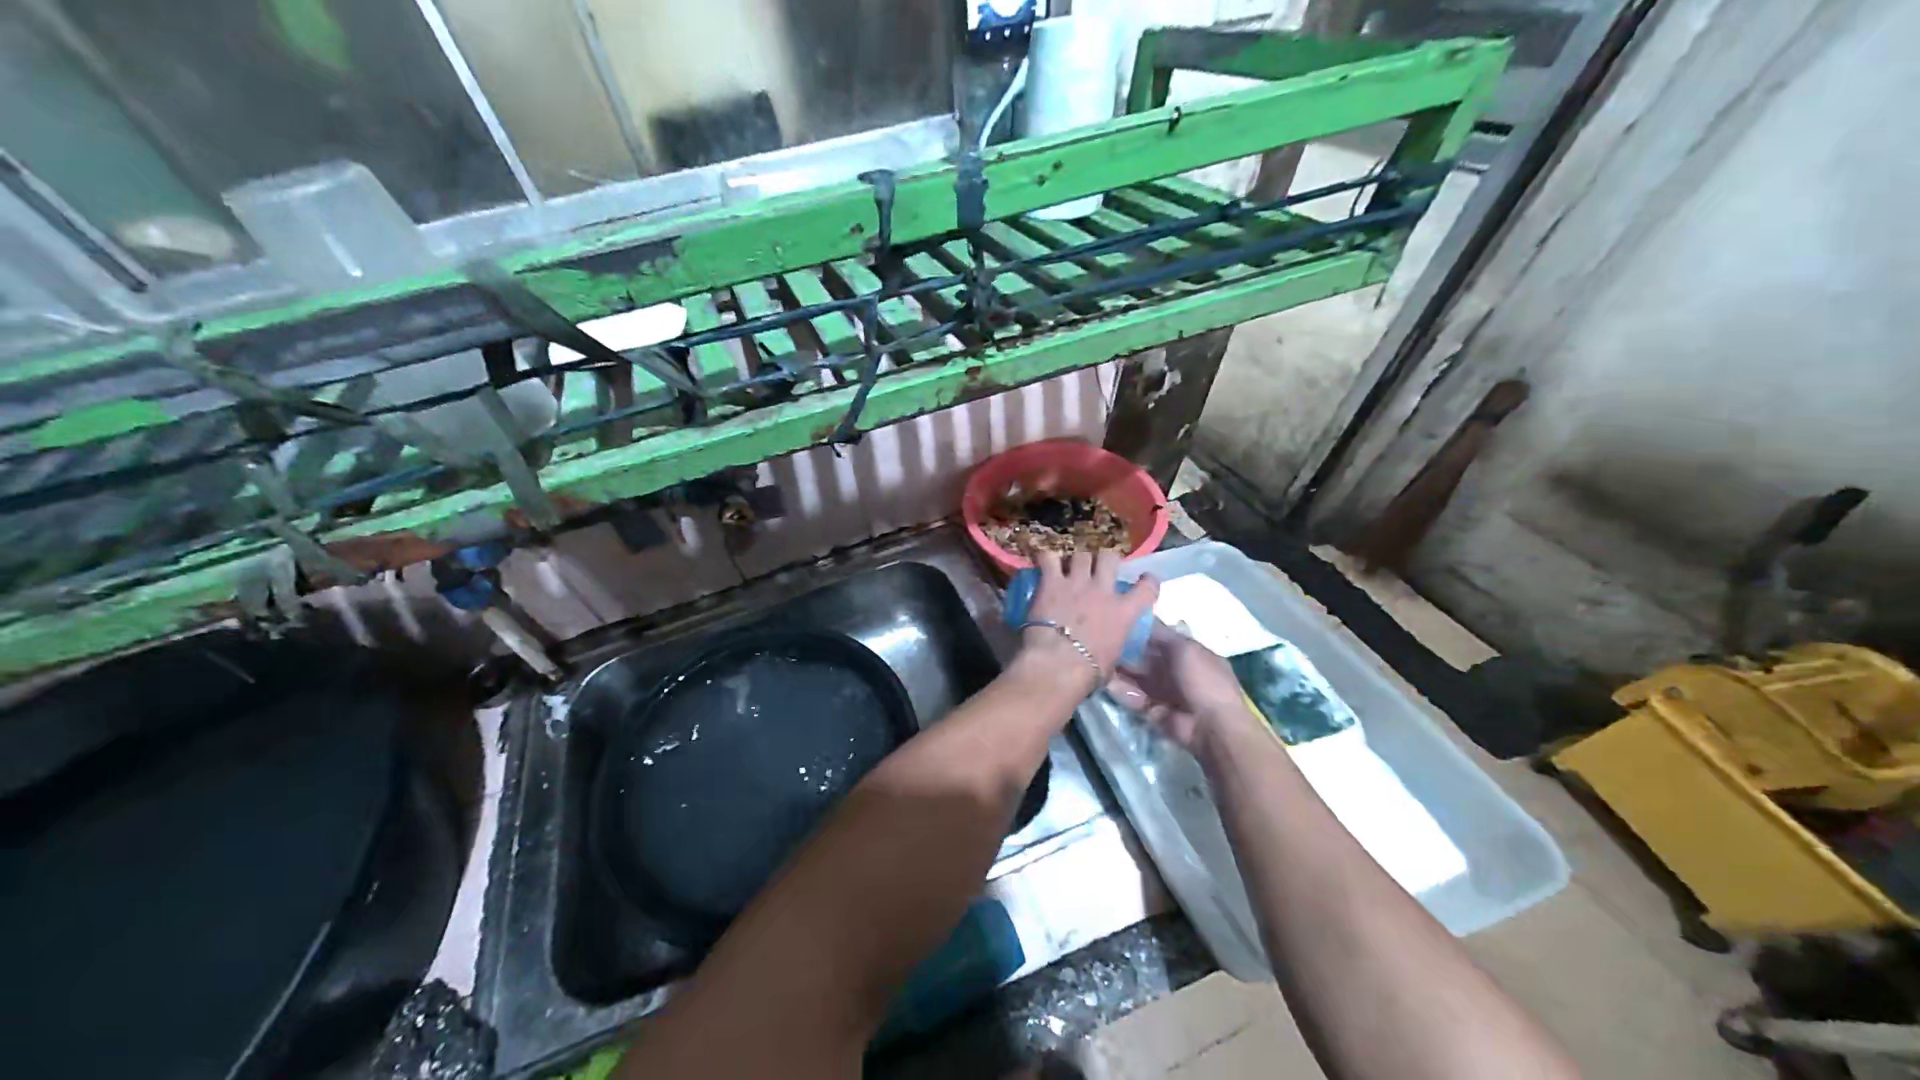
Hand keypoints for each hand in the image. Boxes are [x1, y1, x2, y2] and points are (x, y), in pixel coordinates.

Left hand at [1017, 550, 1159, 694]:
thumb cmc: (1088, 672)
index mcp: (1124, 612)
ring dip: (1076, 560)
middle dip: (1104, 560)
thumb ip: (1113, 647)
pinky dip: (1046, 559)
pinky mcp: (1051, 582)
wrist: (1059, 665)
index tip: (1144, 580)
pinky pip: (1048, 558)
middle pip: (1109, 557)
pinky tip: (1043, 564)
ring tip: (1069, 568)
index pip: (1147, 588)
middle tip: (1096, 569)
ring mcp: (1077, 583)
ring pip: (1081, 555)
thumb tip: (1108, 651)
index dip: (1147, 581)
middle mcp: (1103, 591)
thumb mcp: (1112, 662)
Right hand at [1110, 623, 1260, 752]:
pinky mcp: (1156, 711)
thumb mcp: (1186, 648)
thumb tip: (1142, 618)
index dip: (1143, 632)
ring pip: (1139, 679)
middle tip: (1105, 643)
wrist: (1211, 727)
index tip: (1120, 623)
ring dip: (1123, 672)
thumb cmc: (1203, 681)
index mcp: (1191, 654)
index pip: (1163, 639)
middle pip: (1148, 659)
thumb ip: (1162, 634)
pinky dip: (1125, 692)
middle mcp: (1179, 672)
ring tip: (1102, 663)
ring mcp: (1167, 693)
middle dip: (1128, 652)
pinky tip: (1110, 684)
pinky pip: (1137, 698)